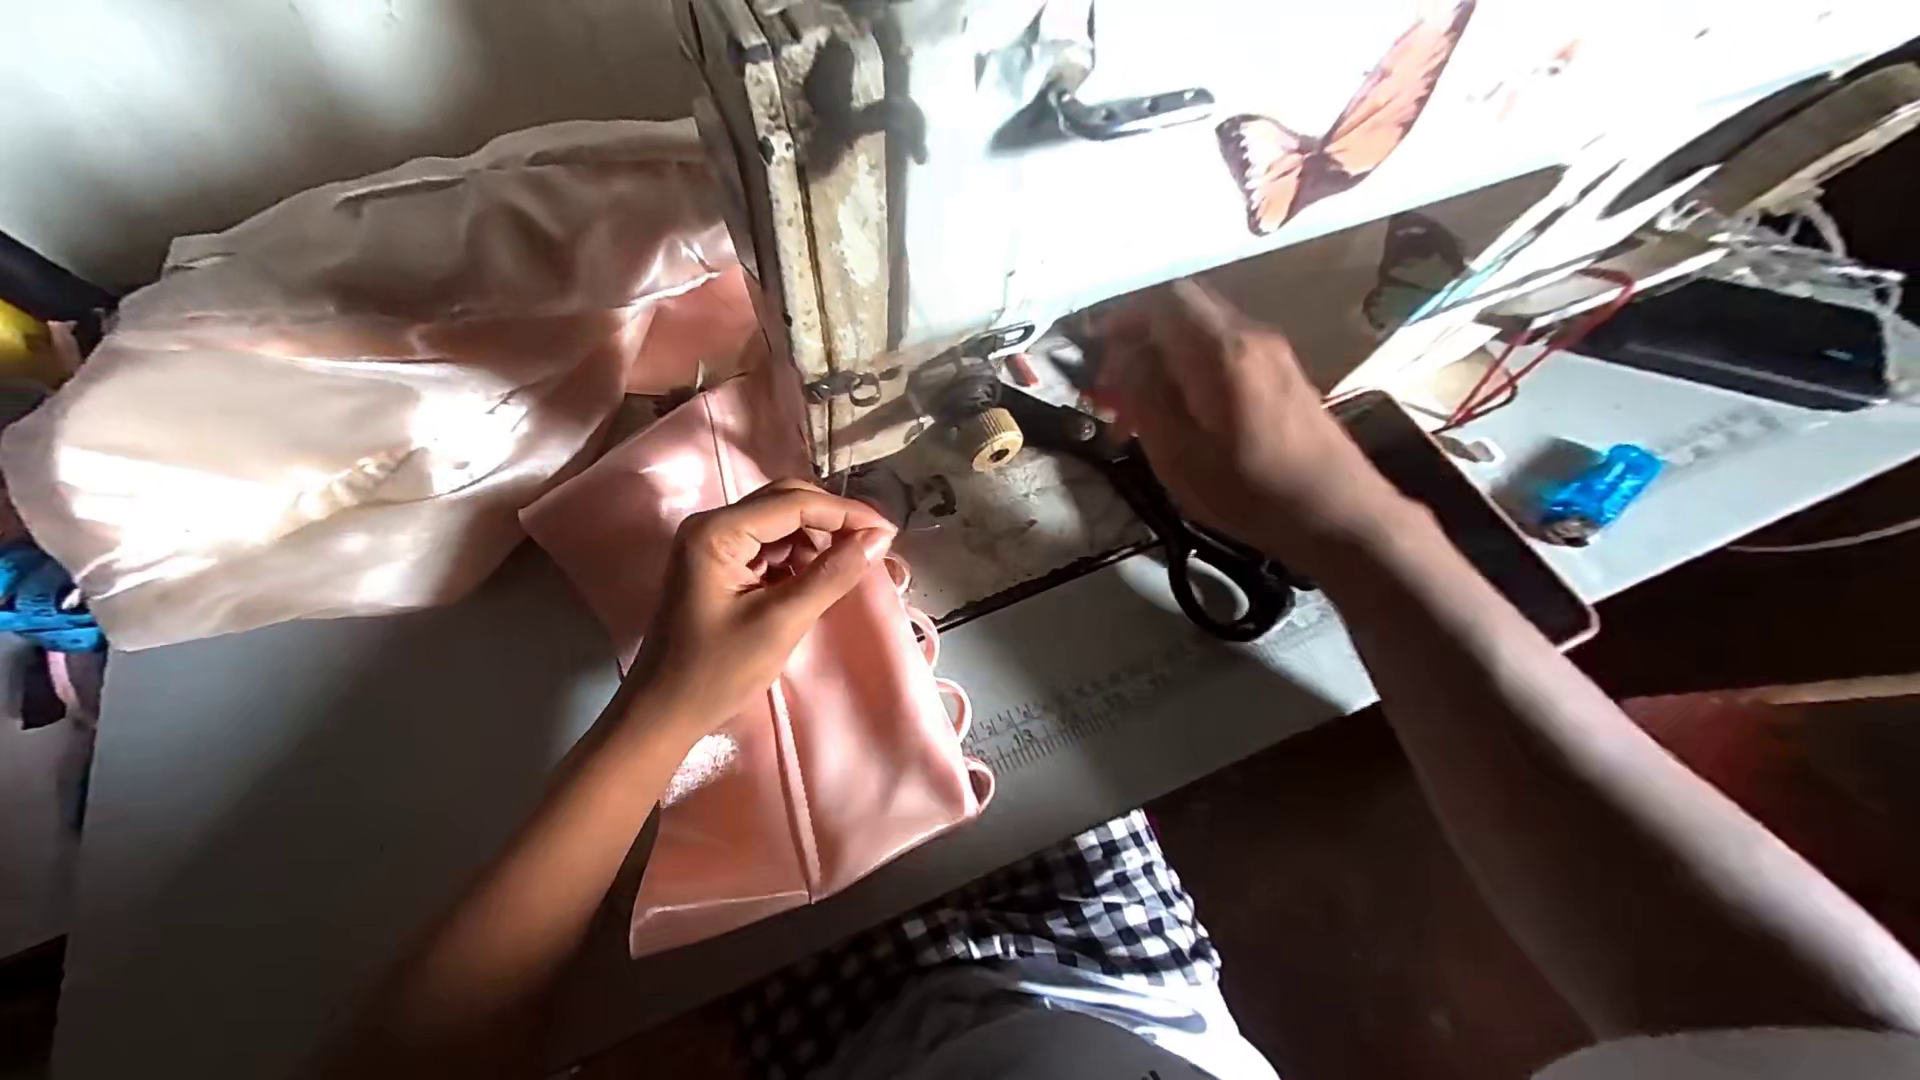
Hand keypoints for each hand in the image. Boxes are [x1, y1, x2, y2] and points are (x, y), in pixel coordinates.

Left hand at [620, 479, 895, 740]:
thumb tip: (878, 539)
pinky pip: (772, 544)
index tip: (887, 533)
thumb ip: (831, 575)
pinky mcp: (722, 563)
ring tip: (850, 564)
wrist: (664, 712)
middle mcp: (712, 524)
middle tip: (874, 543)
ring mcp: (714, 543)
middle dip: (833, 520)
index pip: (793, 503)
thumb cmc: (718, 671)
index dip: (845, 513)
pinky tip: (819, 576)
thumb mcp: (782, 622)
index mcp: (716, 532)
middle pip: (786, 501)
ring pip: (782, 521)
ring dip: (819, 537)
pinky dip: (801, 556)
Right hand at [1097, 281, 1415, 571]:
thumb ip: (1145, 395)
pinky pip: (1222, 355)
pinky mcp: (1281, 376)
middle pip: (1183, 310)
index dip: (1123, 315)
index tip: (1096, 350)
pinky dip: (1188, 372)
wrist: (1337, 514)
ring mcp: (1271, 354)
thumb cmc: (1250, 492)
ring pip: (1200, 334)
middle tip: (1112, 385)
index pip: (1164, 298)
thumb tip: (1122, 355)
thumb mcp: (1179, 454)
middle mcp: (1251, 337)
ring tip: (1137, 412)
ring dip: (1161, 360)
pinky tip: (1176, 417)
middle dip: (1139, 339)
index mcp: (1222, 352)